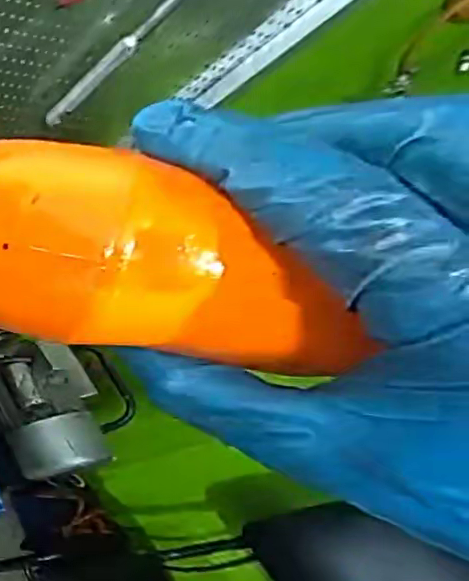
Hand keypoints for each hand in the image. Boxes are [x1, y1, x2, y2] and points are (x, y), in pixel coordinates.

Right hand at [121, 96, 468, 558]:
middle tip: (226, 153)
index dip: (239, 152)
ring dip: (366, 140)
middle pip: (422, 135)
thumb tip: (142, 354)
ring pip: (462, 141)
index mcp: (450, 291)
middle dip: (310, 130)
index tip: (162, 127)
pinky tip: (367, 194)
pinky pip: (463, 178)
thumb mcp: (336, 452)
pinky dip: (413, 167)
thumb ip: (227, 400)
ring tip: (287, 167)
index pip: (329, 193)